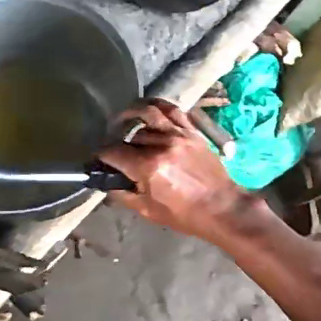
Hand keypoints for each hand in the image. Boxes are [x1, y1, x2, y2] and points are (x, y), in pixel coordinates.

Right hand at [97, 99, 265, 243]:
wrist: (222, 208)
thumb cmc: (185, 214)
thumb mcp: (148, 210)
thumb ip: (123, 194)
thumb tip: (106, 182)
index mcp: (148, 167)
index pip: (113, 152)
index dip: (100, 156)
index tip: (97, 160)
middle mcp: (161, 145)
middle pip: (129, 135)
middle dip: (118, 143)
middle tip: (116, 153)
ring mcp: (178, 134)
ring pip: (148, 114)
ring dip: (131, 115)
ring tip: (123, 120)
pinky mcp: (192, 131)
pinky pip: (172, 109)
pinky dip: (157, 106)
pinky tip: (148, 110)